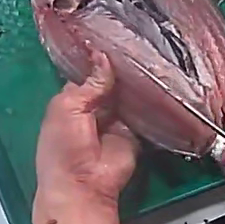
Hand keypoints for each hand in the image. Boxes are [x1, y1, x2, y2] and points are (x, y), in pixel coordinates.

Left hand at [34, 52, 137, 222]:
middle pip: (111, 84)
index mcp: (72, 101)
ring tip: (153, 58)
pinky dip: (150, 102)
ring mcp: (116, 120)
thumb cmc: (64, 147)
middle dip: (121, 69)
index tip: (114, 38)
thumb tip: (103, 56)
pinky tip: (160, 82)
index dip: (98, 59)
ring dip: (137, 83)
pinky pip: (144, 113)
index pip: (88, 74)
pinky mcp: (134, 133)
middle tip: (139, 44)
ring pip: (129, 96)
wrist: (85, 185)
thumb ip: (89, 83)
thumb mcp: (68, 107)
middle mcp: (95, 108)